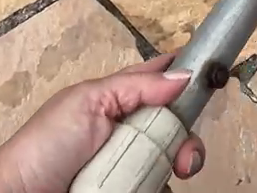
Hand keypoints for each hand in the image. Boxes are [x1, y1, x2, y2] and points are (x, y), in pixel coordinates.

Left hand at [0, 54, 205, 192]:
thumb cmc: (45, 146)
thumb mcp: (88, 102)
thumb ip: (136, 87)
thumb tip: (184, 75)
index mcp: (116, 100)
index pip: (158, 80)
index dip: (184, 75)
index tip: (211, 75)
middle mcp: (126, 134)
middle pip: (174, 129)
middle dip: (188, 139)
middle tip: (186, 158)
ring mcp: (126, 170)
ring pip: (170, 164)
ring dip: (181, 165)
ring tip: (177, 174)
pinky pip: (156, 188)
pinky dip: (163, 188)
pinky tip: (162, 187)